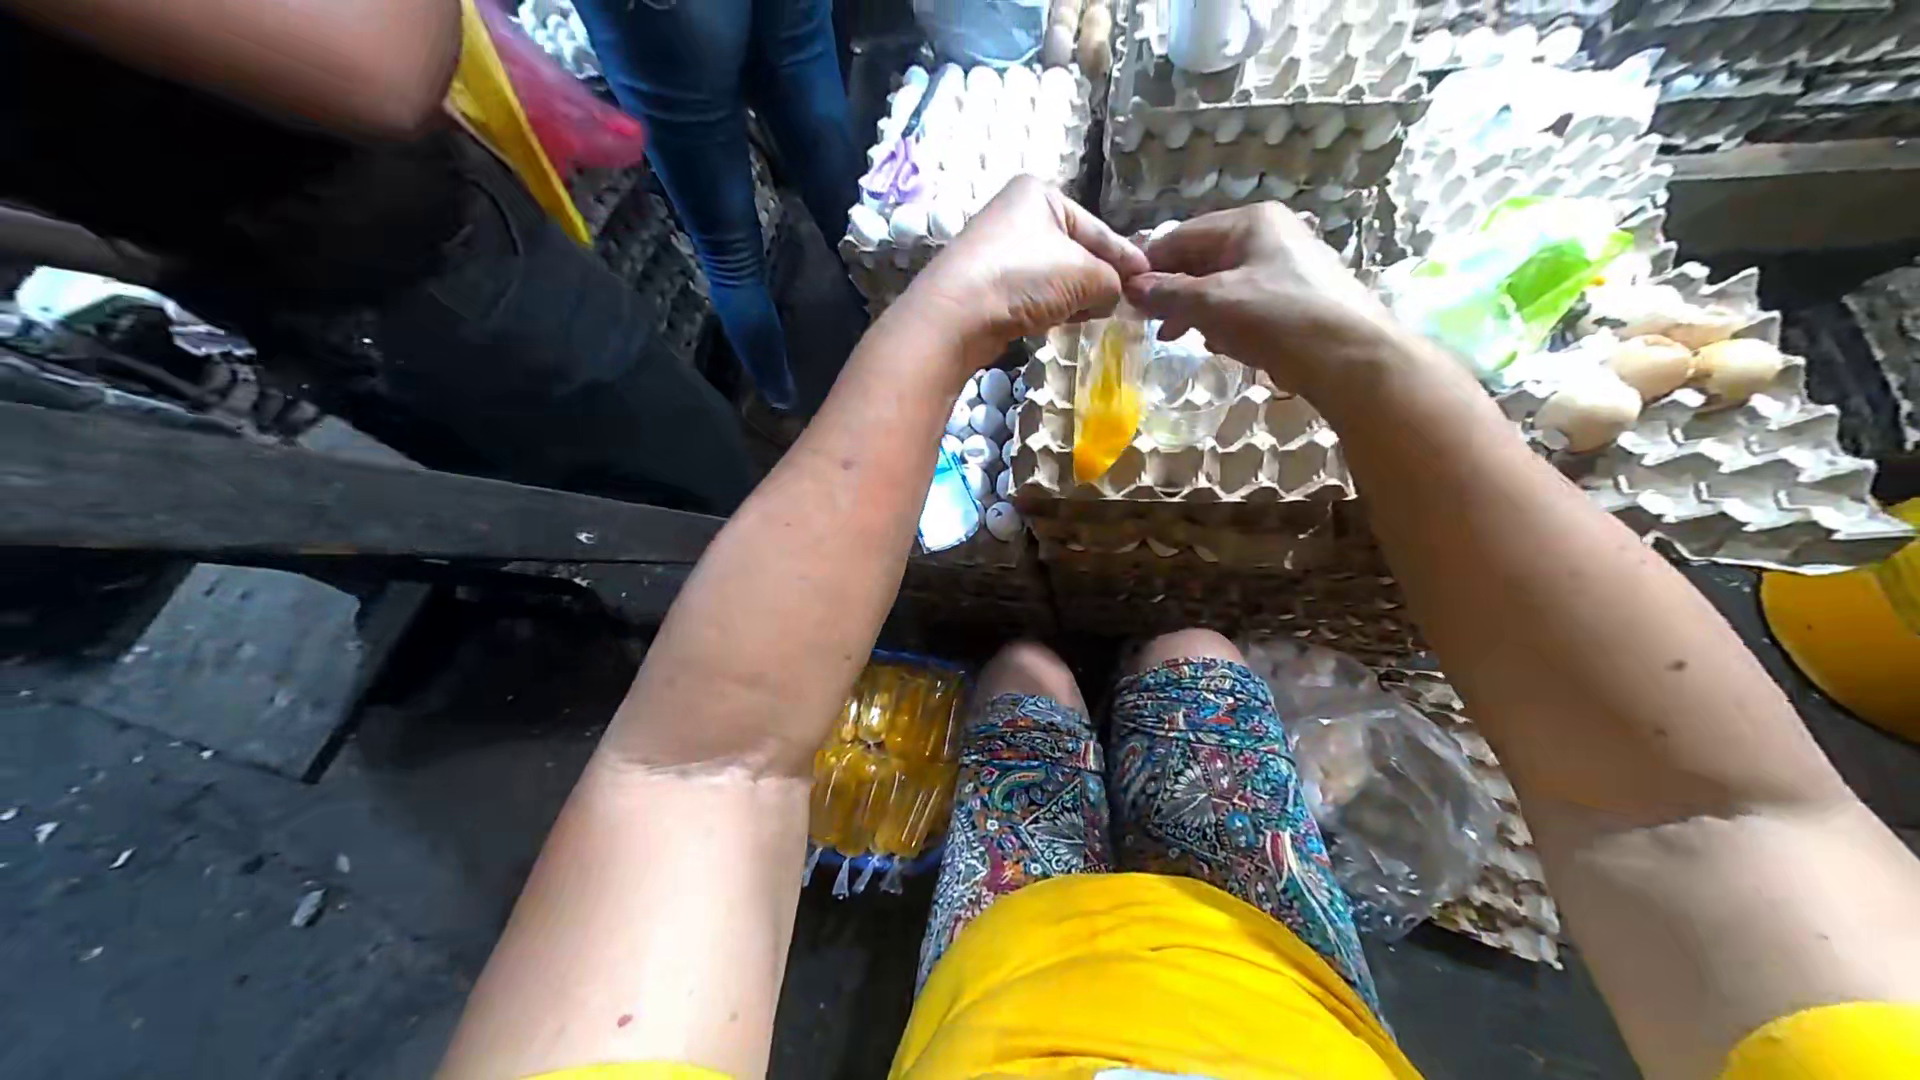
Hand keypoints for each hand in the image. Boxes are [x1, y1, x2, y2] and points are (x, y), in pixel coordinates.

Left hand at [908, 176, 1149, 356]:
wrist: (956, 316)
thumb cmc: (1024, 279)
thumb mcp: (1084, 275)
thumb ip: (1112, 281)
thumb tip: (1115, 296)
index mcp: (1041, 194)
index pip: (1099, 229)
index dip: (1127, 258)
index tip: (1150, 280)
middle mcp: (1017, 216)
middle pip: (1076, 252)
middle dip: (1099, 280)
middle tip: (1125, 304)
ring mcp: (998, 252)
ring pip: (1054, 277)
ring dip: (1075, 298)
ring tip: (1096, 316)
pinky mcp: (987, 287)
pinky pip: (1032, 295)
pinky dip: (1050, 308)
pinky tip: (1061, 322)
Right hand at [1122, 203, 1408, 396]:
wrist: (1349, 357)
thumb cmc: (1277, 318)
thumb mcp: (1213, 302)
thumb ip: (1168, 293)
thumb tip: (1132, 289)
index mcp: (1249, 222)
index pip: (1181, 236)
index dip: (1150, 266)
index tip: (1126, 297)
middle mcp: (1268, 235)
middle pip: (1201, 260)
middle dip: (1172, 292)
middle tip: (1150, 323)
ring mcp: (1284, 266)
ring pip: (1220, 284)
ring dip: (1195, 310)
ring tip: (1178, 336)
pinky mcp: (1293, 297)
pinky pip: (1243, 303)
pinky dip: (1223, 321)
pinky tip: (1217, 343)